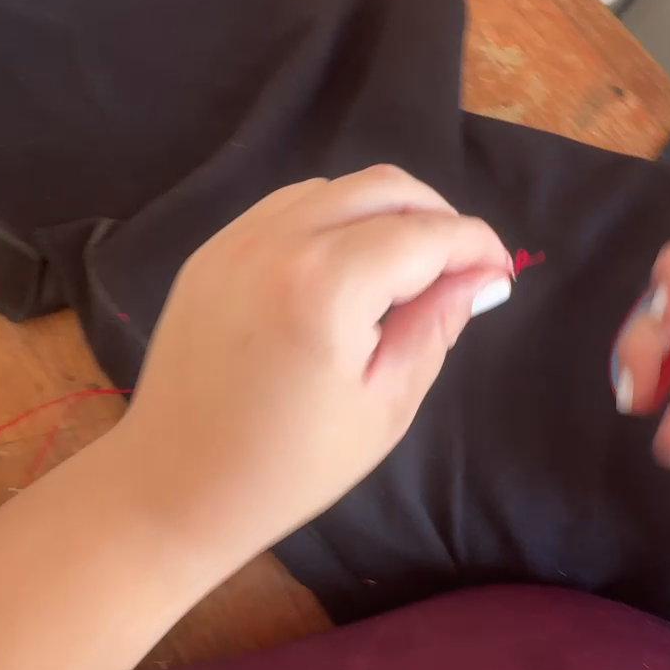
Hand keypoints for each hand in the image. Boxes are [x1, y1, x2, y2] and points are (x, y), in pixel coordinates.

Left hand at [112, 165, 512, 558]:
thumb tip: (482, 277)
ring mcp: (235, 238)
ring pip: (333, 187)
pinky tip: (342, 264)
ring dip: (382, 211)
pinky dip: (330, 217)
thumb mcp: (383, 405)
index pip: (424, 233)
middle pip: (382, 186)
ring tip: (402, 267)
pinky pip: (286, 206)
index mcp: (326, 285)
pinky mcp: (211, 250)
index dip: (475, 245)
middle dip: (435, 215)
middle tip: (458, 265)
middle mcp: (277, 240)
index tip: (499, 271)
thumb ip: (435, 325)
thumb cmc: (287, 468)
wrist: (171, 483)